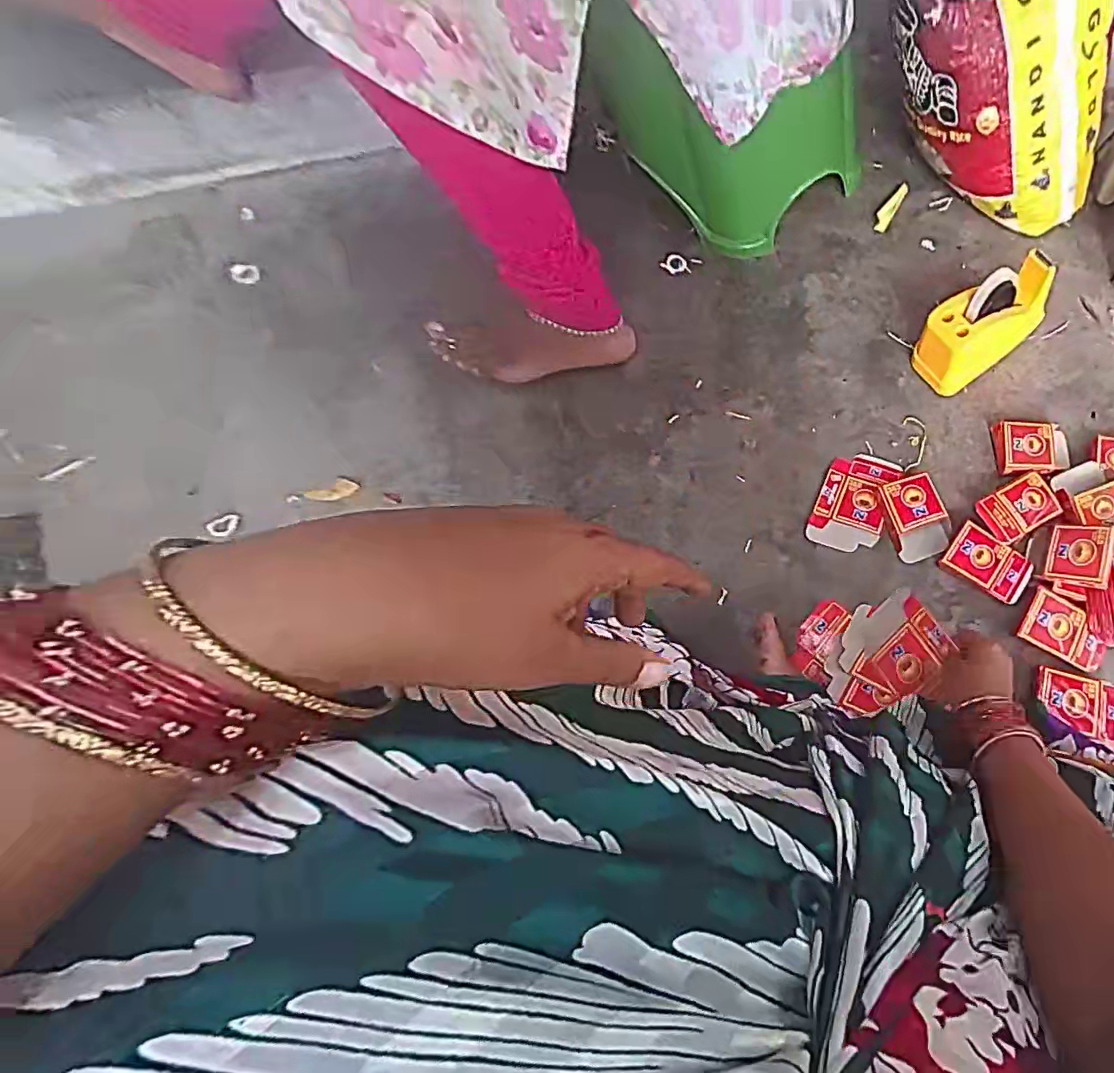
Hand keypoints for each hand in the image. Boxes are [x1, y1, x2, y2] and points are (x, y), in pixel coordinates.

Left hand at [67, 507, 711, 694]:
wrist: (334, 591)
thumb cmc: (462, 630)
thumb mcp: (545, 658)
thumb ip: (612, 662)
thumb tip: (665, 668)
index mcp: (588, 553)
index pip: (656, 564)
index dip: (685, 579)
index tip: (706, 591)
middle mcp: (558, 525)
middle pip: (614, 555)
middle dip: (630, 591)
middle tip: (624, 630)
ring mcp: (510, 518)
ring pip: (570, 551)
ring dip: (585, 586)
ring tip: (564, 626)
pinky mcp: (467, 522)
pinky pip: (531, 546)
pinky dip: (546, 575)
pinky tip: (509, 606)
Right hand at [924, 630, 1015, 705]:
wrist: (989, 714)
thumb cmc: (966, 687)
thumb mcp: (949, 669)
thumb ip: (948, 655)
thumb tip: (948, 650)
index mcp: (983, 641)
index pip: (964, 634)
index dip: (952, 641)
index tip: (943, 650)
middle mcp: (998, 649)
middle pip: (977, 647)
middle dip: (965, 654)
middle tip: (951, 664)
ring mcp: (1006, 665)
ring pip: (986, 660)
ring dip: (974, 666)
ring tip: (961, 677)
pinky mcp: (1009, 681)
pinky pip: (991, 673)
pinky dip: (982, 676)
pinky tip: (972, 685)